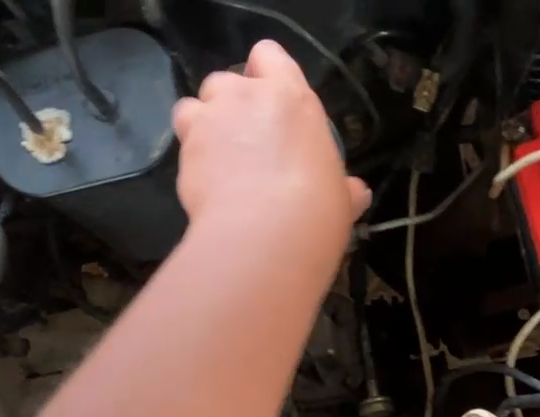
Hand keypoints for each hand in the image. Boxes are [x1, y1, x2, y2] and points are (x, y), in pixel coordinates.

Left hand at [171, 41, 369, 254]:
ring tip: (218, 165)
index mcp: (290, 97)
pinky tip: (208, 190)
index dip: (266, 76)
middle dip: (230, 107)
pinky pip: (183, 145)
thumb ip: (344, 188)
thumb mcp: (342, 199)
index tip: (270, 104)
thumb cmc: (317, 211)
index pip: (269, 56)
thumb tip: (357, 193)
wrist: (267, 237)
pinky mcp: (186, 151)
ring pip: (193, 107)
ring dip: (202, 128)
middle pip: (225, 82)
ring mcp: (210, 121)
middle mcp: (245, 97)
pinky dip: (192, 162)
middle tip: (246, 145)